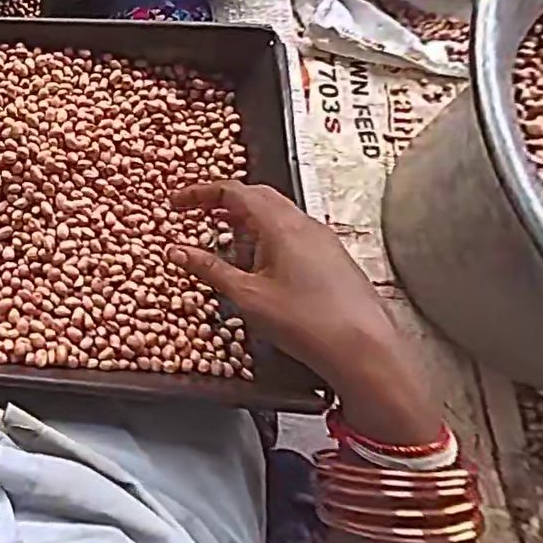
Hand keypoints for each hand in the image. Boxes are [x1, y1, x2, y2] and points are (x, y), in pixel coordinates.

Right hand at [164, 180, 405, 395]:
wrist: (364, 351)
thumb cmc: (307, 321)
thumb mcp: (246, 295)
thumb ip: (209, 268)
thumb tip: (178, 251)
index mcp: (282, 226)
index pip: (235, 191)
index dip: (201, 193)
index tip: (177, 202)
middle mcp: (305, 226)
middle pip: (257, 196)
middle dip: (222, 201)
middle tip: (195, 213)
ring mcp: (321, 241)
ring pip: (274, 215)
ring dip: (242, 220)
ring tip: (218, 238)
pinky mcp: (329, 259)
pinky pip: (289, 234)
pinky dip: (261, 237)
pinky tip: (251, 262)